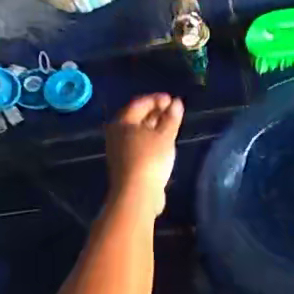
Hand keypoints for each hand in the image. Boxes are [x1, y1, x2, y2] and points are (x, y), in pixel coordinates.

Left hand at [105, 94, 182, 218]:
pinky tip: (163, 143)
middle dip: (156, 112)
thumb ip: (171, 118)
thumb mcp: (165, 136)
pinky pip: (139, 144)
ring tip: (171, 126)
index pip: (140, 103)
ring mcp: (119, 149)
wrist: (136, 193)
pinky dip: (151, 139)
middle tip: (174, 112)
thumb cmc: (150, 159)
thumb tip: (177, 103)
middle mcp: (116, 133)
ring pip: (138, 132)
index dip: (157, 99)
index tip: (174, 100)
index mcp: (122, 122)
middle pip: (137, 117)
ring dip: (155, 127)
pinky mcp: (125, 163)